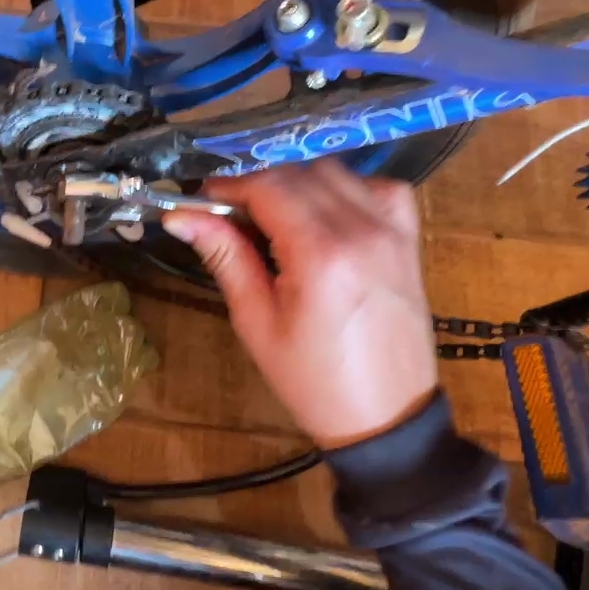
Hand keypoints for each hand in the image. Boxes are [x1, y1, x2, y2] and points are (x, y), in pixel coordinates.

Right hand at [162, 161, 437, 447]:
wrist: (387, 418)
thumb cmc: (313, 380)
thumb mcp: (256, 322)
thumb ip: (224, 255)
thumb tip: (180, 216)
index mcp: (321, 254)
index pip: (267, 186)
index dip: (228, 187)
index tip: (203, 202)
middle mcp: (361, 230)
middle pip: (296, 172)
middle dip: (257, 185)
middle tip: (231, 217)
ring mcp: (392, 230)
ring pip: (333, 171)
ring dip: (297, 183)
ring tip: (276, 220)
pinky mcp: (408, 238)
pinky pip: (377, 186)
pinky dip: (346, 188)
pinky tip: (327, 216)